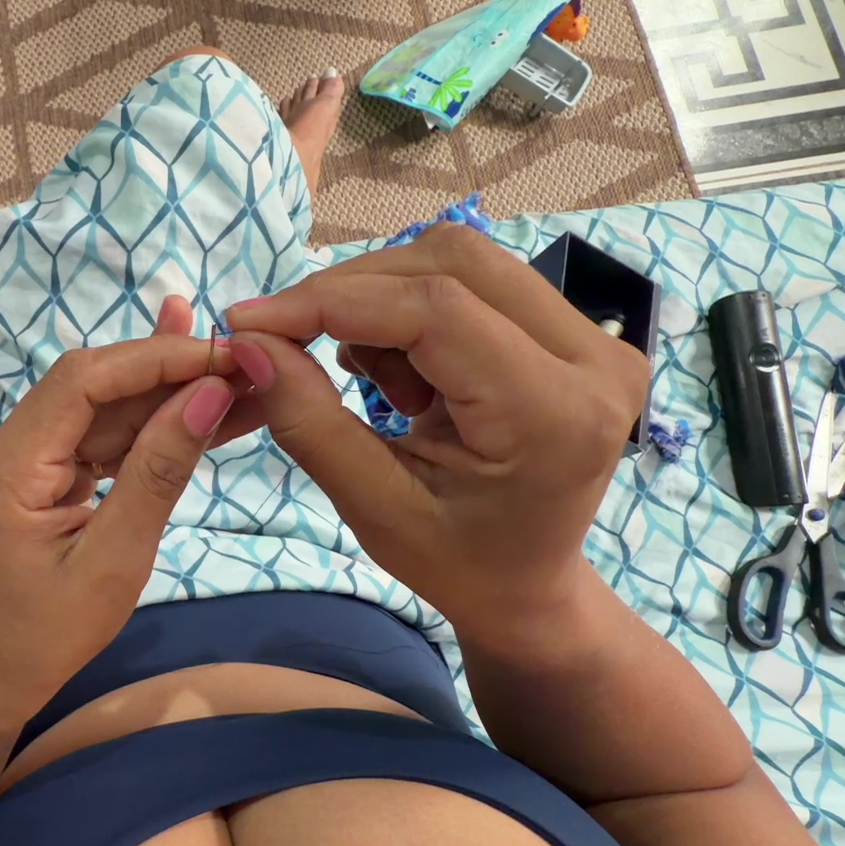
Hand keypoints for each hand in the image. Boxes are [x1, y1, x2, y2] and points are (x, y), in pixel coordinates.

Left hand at [0, 298, 259, 708]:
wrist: (8, 668)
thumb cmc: (58, 631)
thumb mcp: (118, 557)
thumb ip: (159, 471)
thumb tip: (210, 392)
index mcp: (3, 471)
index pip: (78, 383)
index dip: (152, 358)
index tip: (223, 354)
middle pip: (91, 390)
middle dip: (170, 375)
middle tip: (247, 364)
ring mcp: (14, 456)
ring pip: (100, 410)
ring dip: (168, 398)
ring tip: (241, 380)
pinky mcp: (33, 469)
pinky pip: (94, 437)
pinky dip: (146, 428)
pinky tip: (200, 401)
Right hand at [221, 223, 648, 642]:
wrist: (525, 584)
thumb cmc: (450, 562)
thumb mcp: (369, 506)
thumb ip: (309, 421)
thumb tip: (249, 344)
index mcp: (551, 414)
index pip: (433, 311)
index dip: (330, 302)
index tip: (249, 321)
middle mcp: (594, 356)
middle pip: (452, 263)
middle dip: (348, 290)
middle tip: (285, 336)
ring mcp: (594, 336)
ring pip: (462, 261)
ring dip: (379, 301)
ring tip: (366, 376)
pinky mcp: (574, 331)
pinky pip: (474, 283)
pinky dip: (407, 311)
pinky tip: (400, 374)